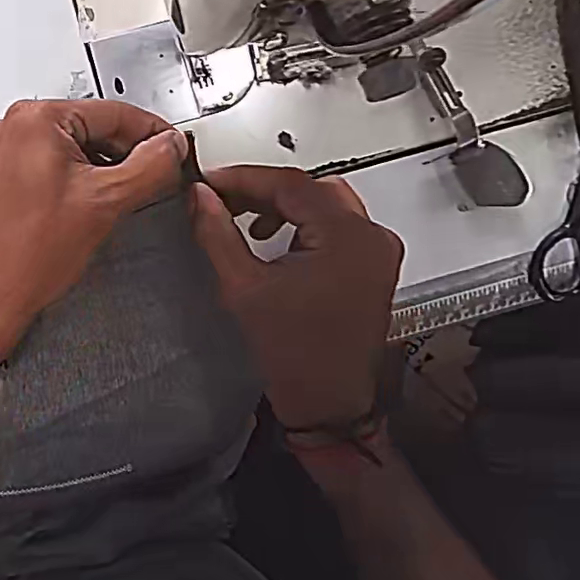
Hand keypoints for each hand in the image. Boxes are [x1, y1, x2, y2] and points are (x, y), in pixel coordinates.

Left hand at [0, 100, 186, 392]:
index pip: (115, 112)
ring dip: (108, 170)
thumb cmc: (24, 256)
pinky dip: (84, 181)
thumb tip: (170, 147)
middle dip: (130, 154)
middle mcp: (16, 128)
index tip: (174, 148)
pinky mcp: (8, 177)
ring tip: (123, 198)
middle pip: (96, 127)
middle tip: (157, 177)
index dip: (154, 132)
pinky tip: (95, 207)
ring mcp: (8, 152)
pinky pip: (58, 166)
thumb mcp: (106, 202)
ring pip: (79, 148)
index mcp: (37, 119)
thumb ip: (150, 166)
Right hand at [189, 166, 402, 428]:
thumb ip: (217, 233)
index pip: (289, 183)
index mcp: (345, 237)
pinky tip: (278, 240)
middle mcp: (371, 237)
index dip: (243, 178)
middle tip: (223, 199)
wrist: (327, 401)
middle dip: (262, 190)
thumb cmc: (294, 354)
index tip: (211, 182)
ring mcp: (377, 251)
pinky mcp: (374, 265)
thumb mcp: (242, 287)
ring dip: (285, 204)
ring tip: (248, 221)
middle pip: (309, 188)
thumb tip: (201, 198)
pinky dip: (305, 223)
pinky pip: (338, 225)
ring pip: (325, 203)